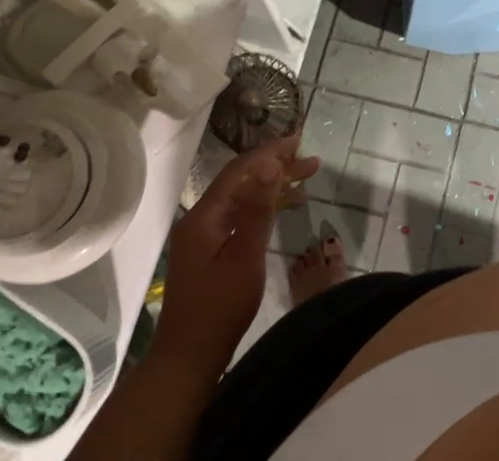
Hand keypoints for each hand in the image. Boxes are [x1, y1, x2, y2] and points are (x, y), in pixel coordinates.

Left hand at [154, 135, 317, 373]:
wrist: (188, 357)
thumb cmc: (220, 307)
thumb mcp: (245, 256)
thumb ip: (257, 209)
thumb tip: (269, 163)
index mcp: (205, 216)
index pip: (240, 171)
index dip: (270, 153)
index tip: (299, 142)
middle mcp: (200, 219)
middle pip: (240, 182)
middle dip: (275, 168)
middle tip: (311, 162)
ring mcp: (202, 237)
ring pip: (240, 200)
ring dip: (271, 187)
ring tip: (305, 181)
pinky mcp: (208, 253)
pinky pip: (238, 217)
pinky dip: (261, 208)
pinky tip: (281, 210)